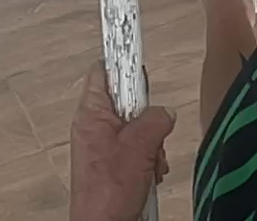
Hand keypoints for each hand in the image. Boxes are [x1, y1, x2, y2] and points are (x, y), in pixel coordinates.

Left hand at [69, 63, 174, 220]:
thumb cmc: (108, 194)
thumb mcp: (138, 146)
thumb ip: (154, 120)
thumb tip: (165, 111)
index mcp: (91, 113)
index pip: (103, 71)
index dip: (122, 65)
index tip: (140, 62)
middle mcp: (93, 126)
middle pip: (125, 101)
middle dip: (146, 116)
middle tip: (153, 131)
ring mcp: (101, 146)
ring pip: (134, 128)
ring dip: (151, 143)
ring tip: (152, 161)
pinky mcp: (111, 166)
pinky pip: (134, 150)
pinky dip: (147, 159)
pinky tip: (150, 175)